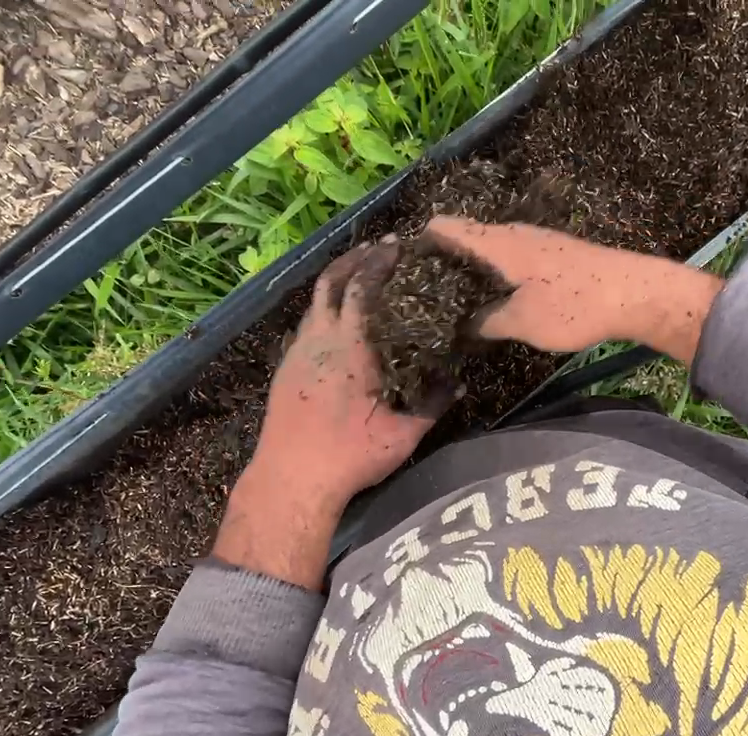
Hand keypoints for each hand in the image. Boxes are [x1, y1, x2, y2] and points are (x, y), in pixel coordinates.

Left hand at [253, 240, 432, 501]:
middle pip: (331, 282)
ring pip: (315, 302)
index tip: (398, 247)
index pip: (364, 288)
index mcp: (351, 347)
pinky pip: (308, 325)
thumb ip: (432, 404)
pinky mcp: (287, 368)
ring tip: (360, 277)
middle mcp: (320, 339)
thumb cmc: (351, 454)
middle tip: (378, 250)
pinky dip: (325, 310)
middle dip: (355, 260)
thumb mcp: (404, 434)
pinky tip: (340, 323)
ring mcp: (298, 351)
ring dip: (337, 283)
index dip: (380, 264)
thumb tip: (460, 383)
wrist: (293, 476)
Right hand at [424, 216, 724, 365]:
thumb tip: (461, 326)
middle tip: (427, 300)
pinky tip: (498, 304)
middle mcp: (513, 233)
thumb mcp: (523, 322)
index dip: (420, 245)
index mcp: (496, 241)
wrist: (635, 293)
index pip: (444, 227)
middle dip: (444, 266)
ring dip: (474, 275)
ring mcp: (536, 242)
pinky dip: (498, 279)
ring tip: (458, 307)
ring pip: (491, 252)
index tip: (404, 274)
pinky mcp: (555, 257)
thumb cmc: (574, 305)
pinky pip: (512, 262)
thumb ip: (486, 322)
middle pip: (466, 239)